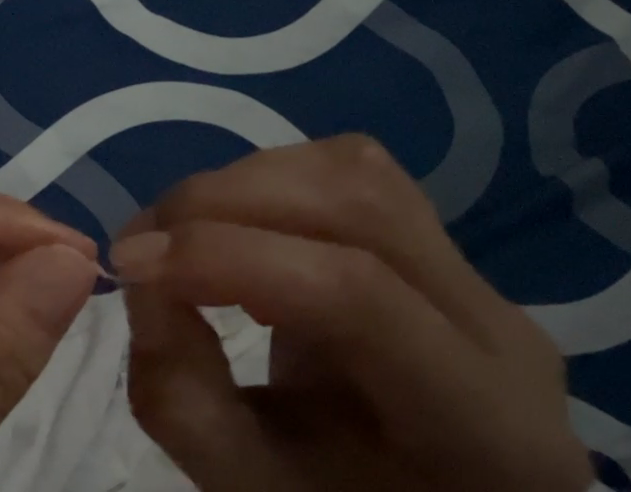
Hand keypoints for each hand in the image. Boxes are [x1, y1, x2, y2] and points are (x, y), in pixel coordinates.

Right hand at [112, 134, 592, 490]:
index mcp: (481, 424)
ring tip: (184, 232)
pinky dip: (269, 179)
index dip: (225, 259)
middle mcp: (501, 330)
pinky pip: (352, 171)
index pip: (355, 296)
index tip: (129, 267)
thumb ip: (180, 393)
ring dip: (240, 185)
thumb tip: (143, 276)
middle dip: (219, 204)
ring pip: (352, 172)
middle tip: (143, 244)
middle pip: (355, 206)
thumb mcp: (244, 484)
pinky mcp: (437, 242)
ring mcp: (476, 277)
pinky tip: (238, 227)